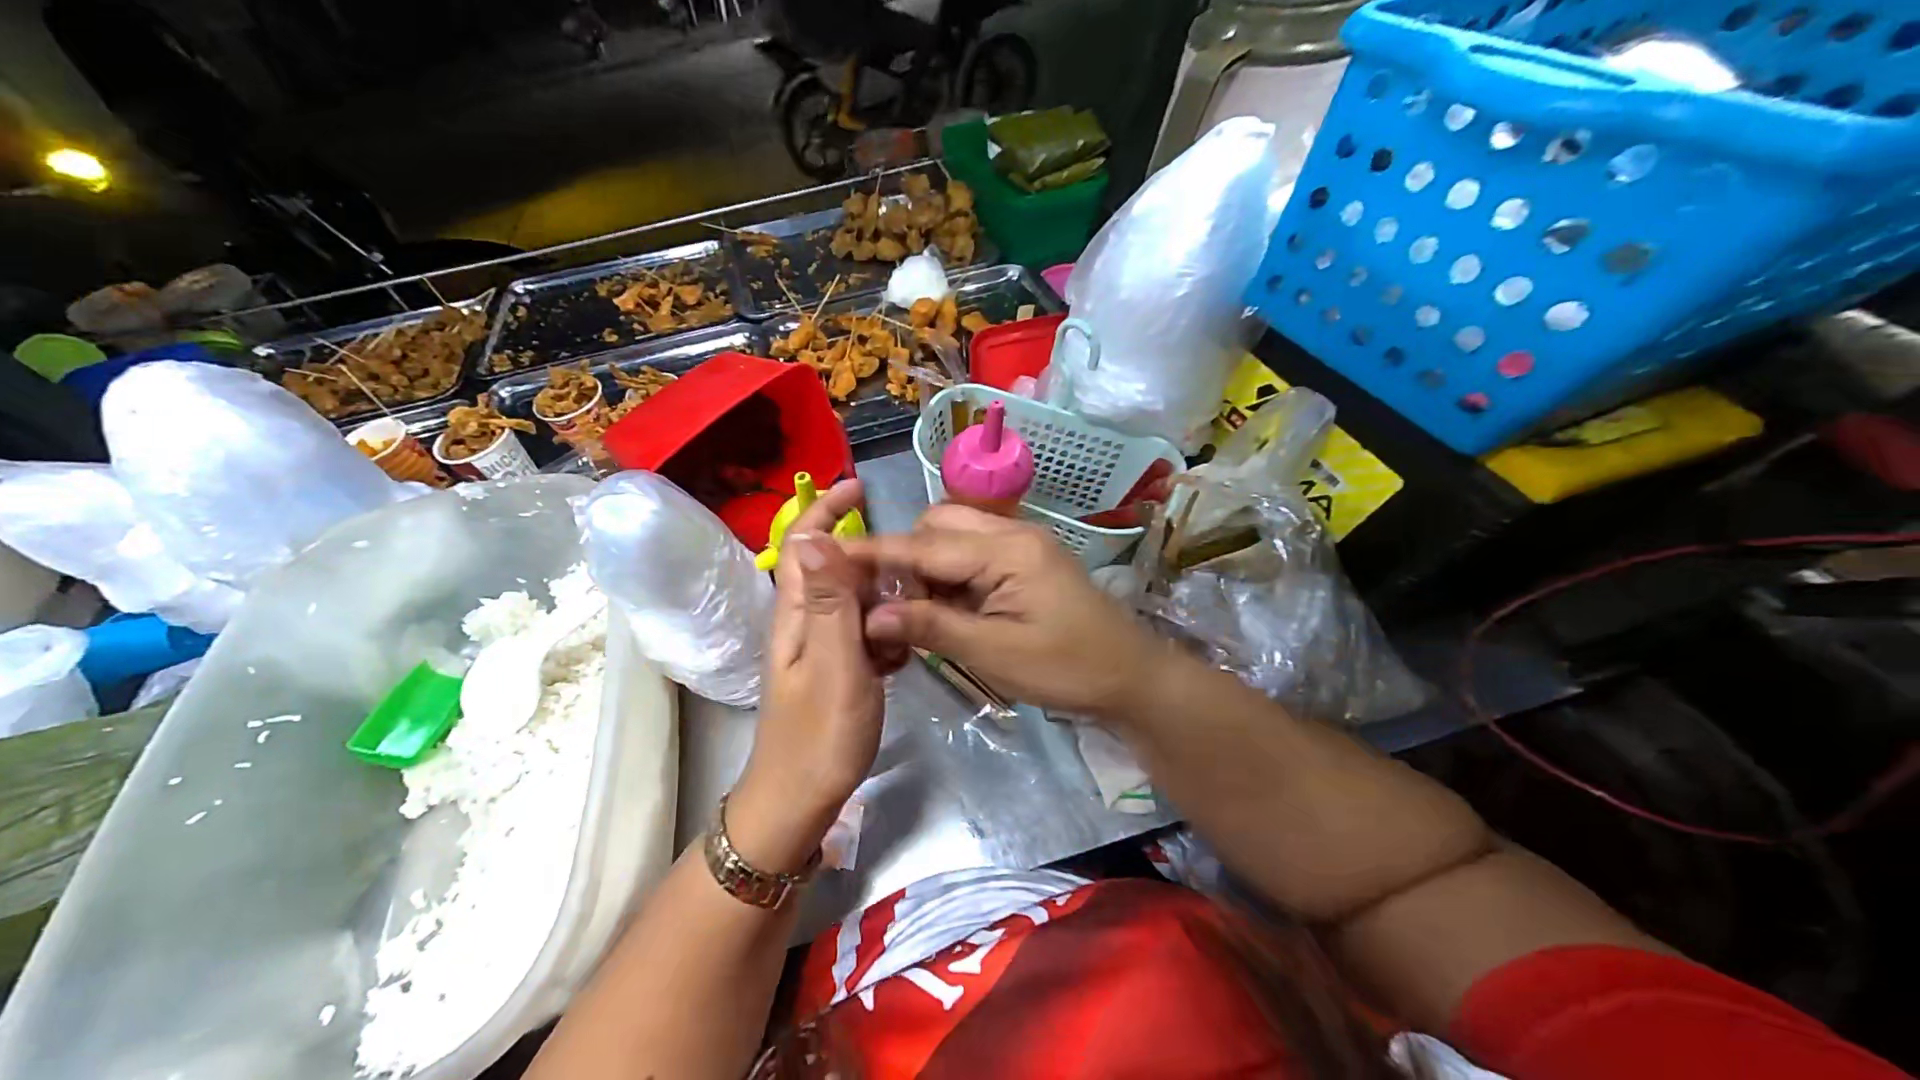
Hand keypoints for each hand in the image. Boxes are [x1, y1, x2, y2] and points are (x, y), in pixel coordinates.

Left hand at [730, 479, 885, 874]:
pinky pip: (862, 632)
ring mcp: (819, 646)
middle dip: (871, 557)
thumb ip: (831, 602)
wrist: (800, 800)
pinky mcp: (835, 669)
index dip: (827, 510)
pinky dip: (885, 632)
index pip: (805, 542)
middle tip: (915, 568)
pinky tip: (903, 654)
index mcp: (796, 612)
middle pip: (834, 567)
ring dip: (883, 598)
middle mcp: (804, 620)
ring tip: (915, 612)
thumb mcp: (834, 664)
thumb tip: (820, 536)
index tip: (861, 488)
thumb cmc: (820, 734)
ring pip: (853, 600)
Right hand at [846, 505, 1167, 718]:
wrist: (1130, 677)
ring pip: (954, 536)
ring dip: (929, 566)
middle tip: (898, 607)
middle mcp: (1012, 532)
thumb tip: (871, 615)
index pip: (924, 545)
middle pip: (938, 525)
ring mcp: (1021, 543)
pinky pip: (974, 552)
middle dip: (907, 558)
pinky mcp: (1026, 560)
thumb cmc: (1065, 667)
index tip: (829, 557)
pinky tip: (948, 607)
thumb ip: (930, 626)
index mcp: (1006, 550)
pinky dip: (951, 573)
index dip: (874, 554)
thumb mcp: (993, 652)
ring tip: (922, 612)